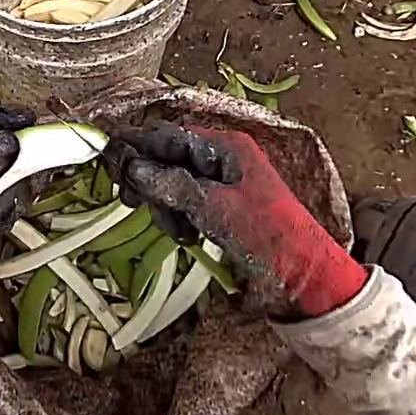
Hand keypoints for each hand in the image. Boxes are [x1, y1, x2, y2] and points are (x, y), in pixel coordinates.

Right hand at [102, 123, 365, 318]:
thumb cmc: (266, 236)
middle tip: (130, 203)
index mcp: (224, 147)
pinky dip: (175, 217)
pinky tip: (185, 235)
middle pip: (164, 157)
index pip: (166, 136)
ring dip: (163, 205)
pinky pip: (182, 201)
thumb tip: (132, 168)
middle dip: (148, 181)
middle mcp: (218, 158)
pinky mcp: (217, 205)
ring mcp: (218, 182)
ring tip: (177, 231)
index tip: (109, 162)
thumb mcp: (215, 208)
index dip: (136, 147)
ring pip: (169, 181)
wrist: (306, 278)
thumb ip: (171, 184)